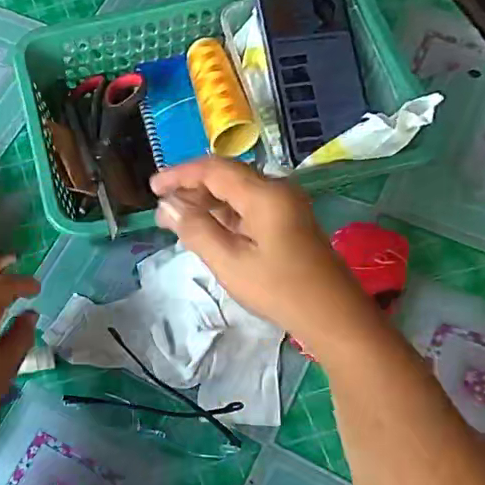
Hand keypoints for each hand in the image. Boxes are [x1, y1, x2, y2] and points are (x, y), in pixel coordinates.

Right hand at [149, 157, 377, 346]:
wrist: (332, 315)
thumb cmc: (279, 289)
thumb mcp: (230, 262)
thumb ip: (196, 229)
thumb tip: (168, 205)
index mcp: (264, 194)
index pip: (214, 169)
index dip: (180, 175)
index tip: (152, 188)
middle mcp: (277, 190)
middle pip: (227, 177)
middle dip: (191, 189)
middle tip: (162, 209)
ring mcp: (286, 206)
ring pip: (238, 193)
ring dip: (207, 203)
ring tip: (178, 221)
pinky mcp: (290, 223)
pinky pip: (250, 208)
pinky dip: (225, 215)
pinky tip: (208, 231)